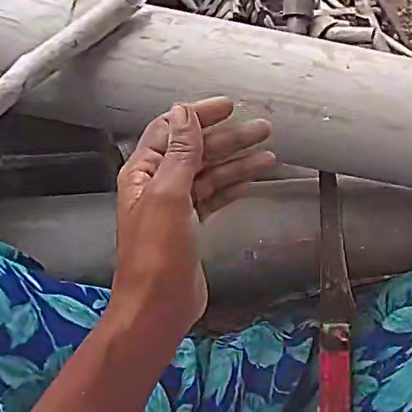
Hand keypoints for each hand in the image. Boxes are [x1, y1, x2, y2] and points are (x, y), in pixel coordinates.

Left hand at [111, 98, 275, 332]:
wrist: (158, 305)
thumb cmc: (157, 253)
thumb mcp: (168, 195)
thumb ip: (179, 153)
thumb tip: (183, 113)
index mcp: (143, 172)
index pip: (170, 130)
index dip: (199, 115)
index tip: (229, 106)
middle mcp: (157, 184)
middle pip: (196, 150)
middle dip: (228, 138)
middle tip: (262, 128)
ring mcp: (176, 205)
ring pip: (210, 173)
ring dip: (237, 160)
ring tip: (268, 151)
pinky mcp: (192, 225)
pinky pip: (215, 195)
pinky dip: (234, 184)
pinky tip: (254, 177)